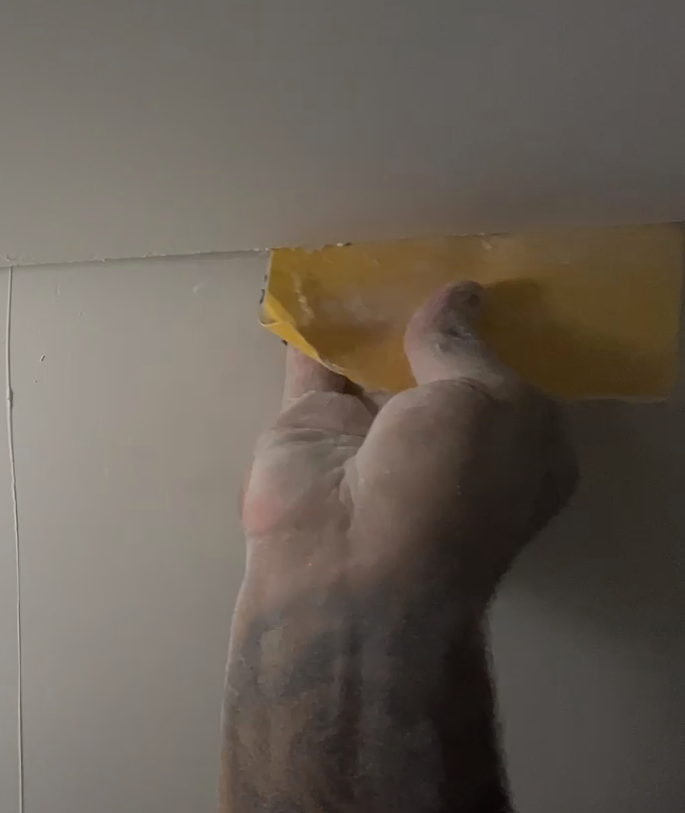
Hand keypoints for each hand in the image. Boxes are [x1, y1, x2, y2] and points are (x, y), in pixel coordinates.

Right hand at [241, 280, 577, 604]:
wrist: (344, 553)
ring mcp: (366, 430)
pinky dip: (306, 336)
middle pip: (431, 364)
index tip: (488, 281)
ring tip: (365, 261)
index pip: (506, 374)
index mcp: (510, 439)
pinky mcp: (303, 426)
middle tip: (422, 259)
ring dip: (366, 321)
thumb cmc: (446, 484)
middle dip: (428, 320)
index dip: (496, 330)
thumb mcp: (488, 402)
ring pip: (368, 361)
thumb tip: (457, 295)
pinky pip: (308, 370)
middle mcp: (438, 434)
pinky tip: (308, 293)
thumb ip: (460, 346)